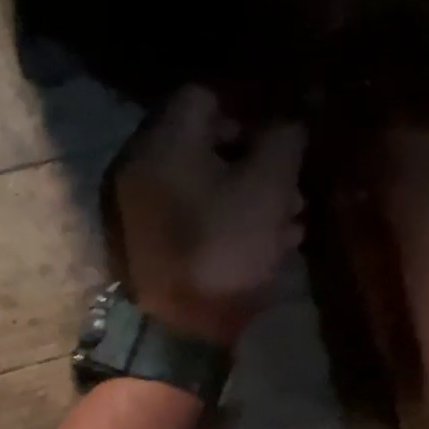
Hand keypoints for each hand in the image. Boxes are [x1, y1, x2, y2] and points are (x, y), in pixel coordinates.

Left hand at [111, 85, 307, 346]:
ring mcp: (136, 209)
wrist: (178, 333)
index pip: (204, 95)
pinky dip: (223, 221)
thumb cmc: (224, 250)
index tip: (283, 136)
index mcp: (161, 142)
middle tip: (293, 183)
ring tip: (291, 219)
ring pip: (199, 184)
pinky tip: (267, 244)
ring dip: (246, 193)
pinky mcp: (143, 245)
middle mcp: (138, 167)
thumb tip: (286, 122)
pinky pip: (187, 217)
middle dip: (253, 158)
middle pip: (201, 141)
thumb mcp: (268, 188)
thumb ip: (282, 141)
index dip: (250, 108)